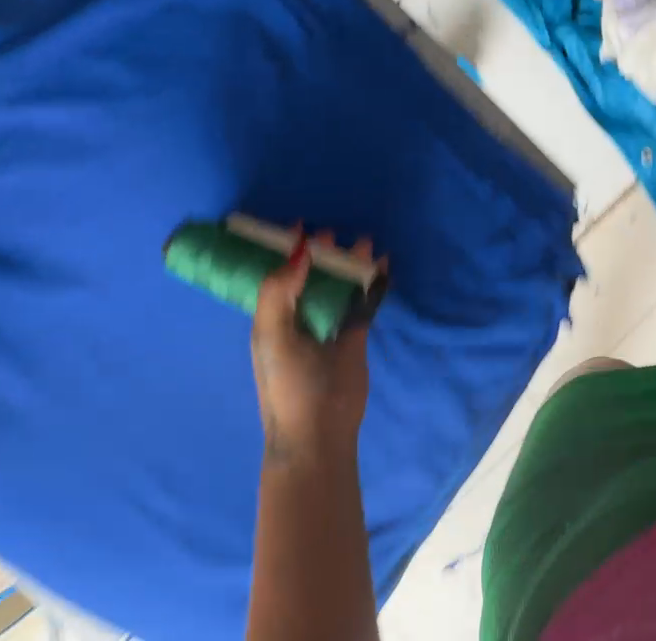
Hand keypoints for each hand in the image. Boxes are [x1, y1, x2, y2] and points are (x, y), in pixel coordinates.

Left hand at [252, 231, 376, 468]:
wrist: (319, 429)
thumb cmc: (289, 383)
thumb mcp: (272, 335)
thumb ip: (278, 292)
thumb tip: (299, 252)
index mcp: (272, 318)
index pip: (278, 275)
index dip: (286, 250)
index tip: (301, 226)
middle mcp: (299, 317)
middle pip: (312, 276)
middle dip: (323, 253)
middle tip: (336, 234)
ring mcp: (328, 326)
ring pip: (340, 285)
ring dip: (351, 264)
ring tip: (367, 243)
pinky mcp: (354, 336)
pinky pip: (364, 301)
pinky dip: (373, 283)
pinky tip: (383, 266)